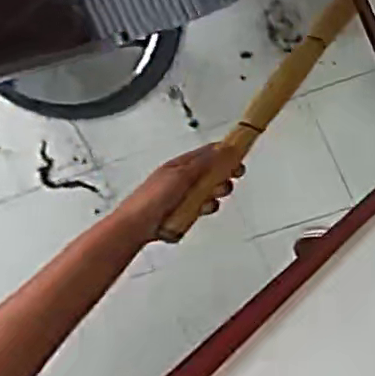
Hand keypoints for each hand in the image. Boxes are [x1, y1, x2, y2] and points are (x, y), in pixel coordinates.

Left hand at [110, 144, 243, 242]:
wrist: (133, 228)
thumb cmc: (150, 200)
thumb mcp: (182, 174)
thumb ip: (206, 162)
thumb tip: (226, 147)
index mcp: (182, 164)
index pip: (210, 152)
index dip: (227, 152)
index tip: (241, 155)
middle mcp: (184, 177)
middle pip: (215, 170)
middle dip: (225, 175)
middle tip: (230, 179)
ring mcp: (184, 194)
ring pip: (211, 189)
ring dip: (216, 193)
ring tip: (211, 198)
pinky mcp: (185, 210)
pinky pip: (204, 205)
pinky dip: (206, 207)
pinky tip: (201, 211)